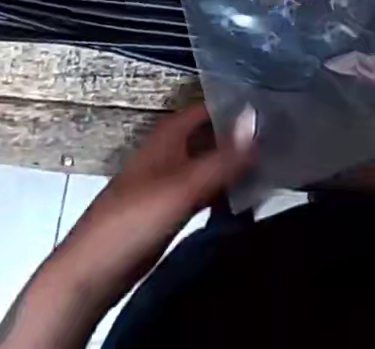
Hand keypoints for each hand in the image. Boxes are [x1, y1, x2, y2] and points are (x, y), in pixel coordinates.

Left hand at [0, 103, 252, 348]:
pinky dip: (224, 189)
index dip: (237, 104)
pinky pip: (205, 189)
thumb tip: (258, 117)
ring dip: (234, 163)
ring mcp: (170, 179)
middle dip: (241, 135)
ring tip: (273, 163)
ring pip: (209, 162)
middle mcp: (170, 149)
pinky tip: (248, 197)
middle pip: (211, 134)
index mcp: (169, 134)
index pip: (209, 107)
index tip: (274, 106)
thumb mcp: (184, 185)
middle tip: (281, 136)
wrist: (93, 270)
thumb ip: (223, 156)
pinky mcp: (170, 207)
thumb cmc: (135, 216)